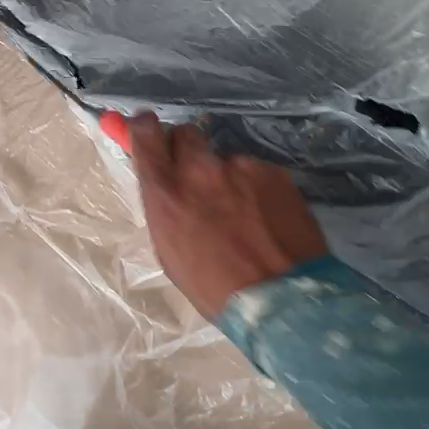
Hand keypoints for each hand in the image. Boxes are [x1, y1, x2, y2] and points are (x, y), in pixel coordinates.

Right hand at [123, 112, 329, 319]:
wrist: (283, 300)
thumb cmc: (214, 288)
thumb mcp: (169, 249)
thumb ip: (164, 206)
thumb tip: (162, 182)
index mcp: (166, 191)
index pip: (145, 132)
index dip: (144, 128)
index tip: (148, 132)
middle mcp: (200, 169)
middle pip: (186, 134)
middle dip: (187, 150)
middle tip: (197, 177)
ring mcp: (241, 167)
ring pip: (224, 159)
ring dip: (226, 176)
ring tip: (242, 215)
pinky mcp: (274, 172)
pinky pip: (256, 172)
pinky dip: (257, 189)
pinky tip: (266, 219)